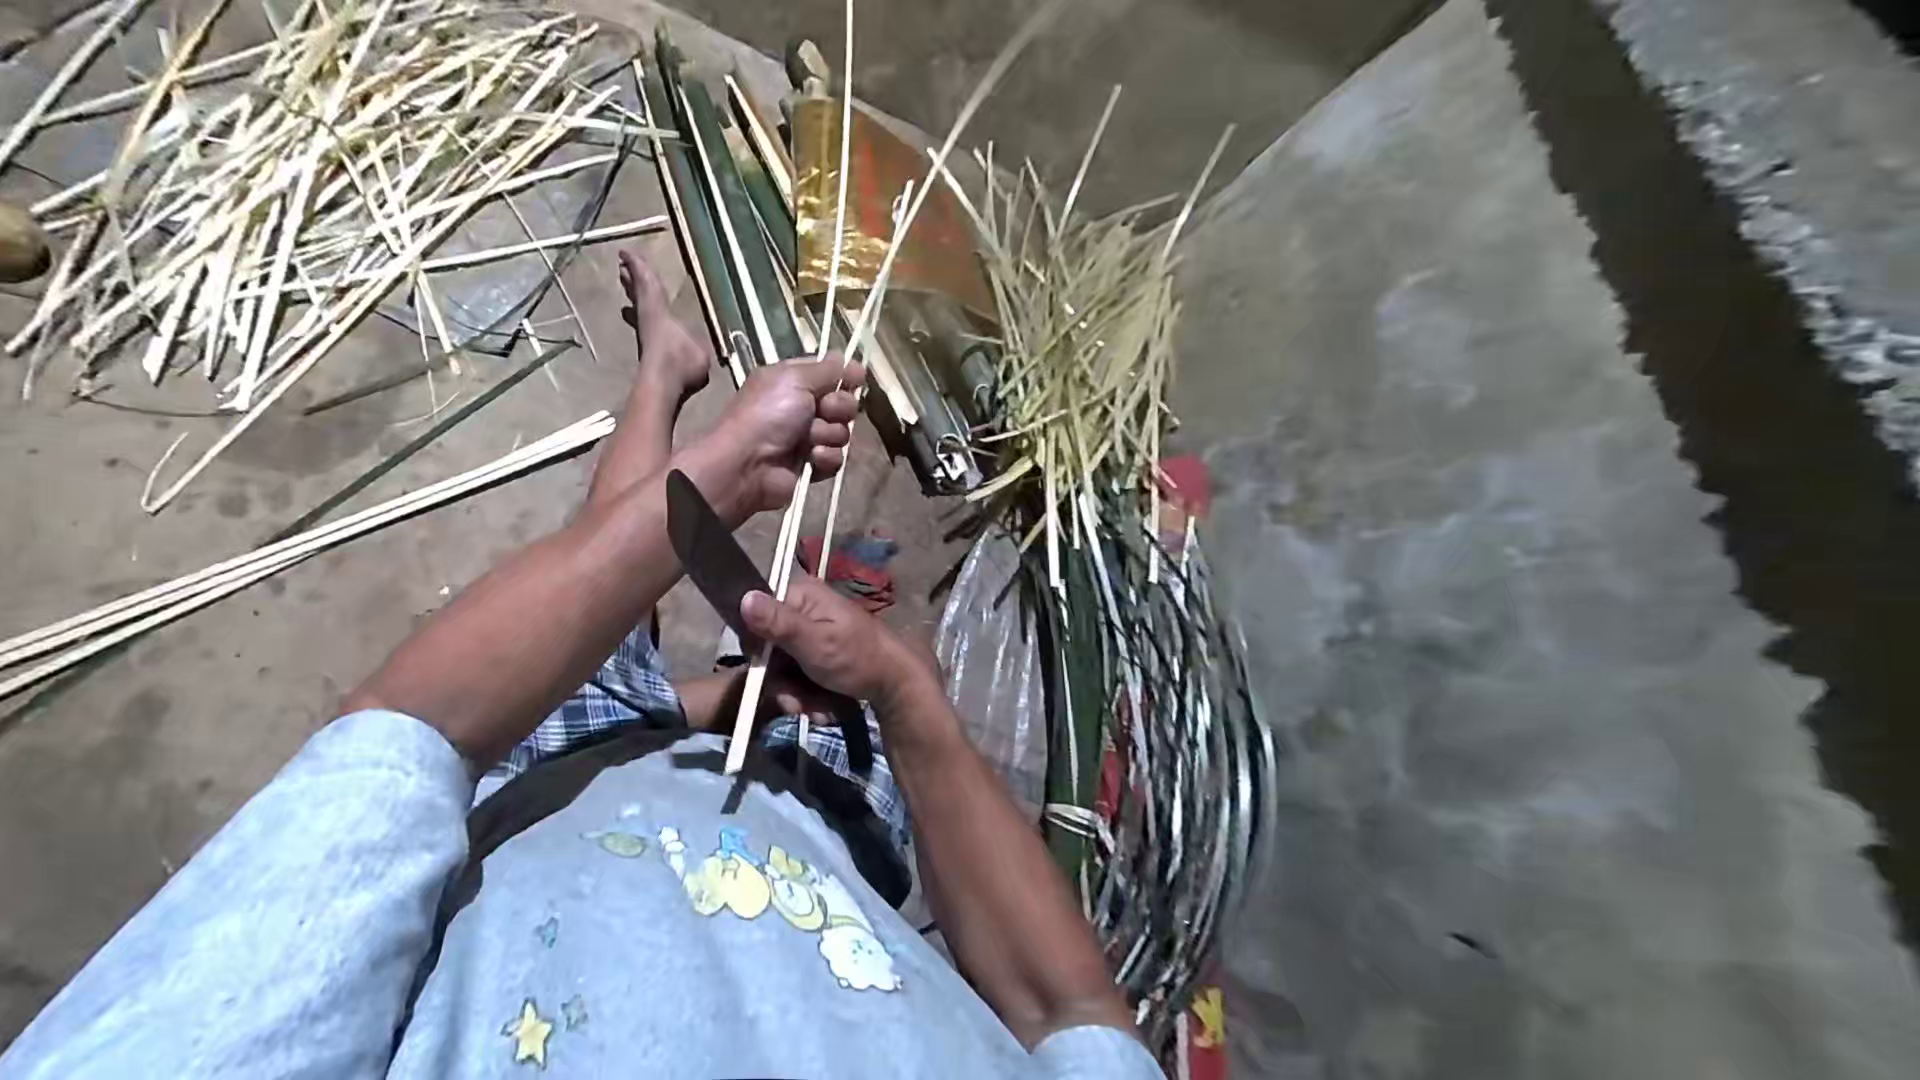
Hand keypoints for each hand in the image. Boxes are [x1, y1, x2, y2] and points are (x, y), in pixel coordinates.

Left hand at [675, 358, 865, 522]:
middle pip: (842, 403)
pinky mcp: (812, 464)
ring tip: (808, 439)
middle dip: (839, 407)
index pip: (829, 372)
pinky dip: (825, 458)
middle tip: (823, 410)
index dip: (843, 374)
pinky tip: (811, 457)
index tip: (855, 377)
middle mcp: (801, 407)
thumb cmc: (768, 415)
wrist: (748, 465)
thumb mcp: (794, 379)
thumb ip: (826, 369)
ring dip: (828, 434)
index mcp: (792, 381)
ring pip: (842, 432)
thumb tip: (846, 358)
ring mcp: (807, 437)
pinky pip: (836, 458)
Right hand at [739, 577, 938, 709]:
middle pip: (769, 648)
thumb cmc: (857, 657)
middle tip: (797, 702)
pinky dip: (809, 695)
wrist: (897, 683)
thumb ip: (778, 623)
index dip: (757, 648)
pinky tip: (825, 707)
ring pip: (784, 668)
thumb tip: (744, 597)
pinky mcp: (822, 654)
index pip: (755, 615)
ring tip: (817, 708)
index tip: (766, 671)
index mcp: (802, 595)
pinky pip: (801, 676)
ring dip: (796, 694)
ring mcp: (814, 633)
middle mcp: (804, 609)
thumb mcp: (814, 642)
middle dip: (782, 681)